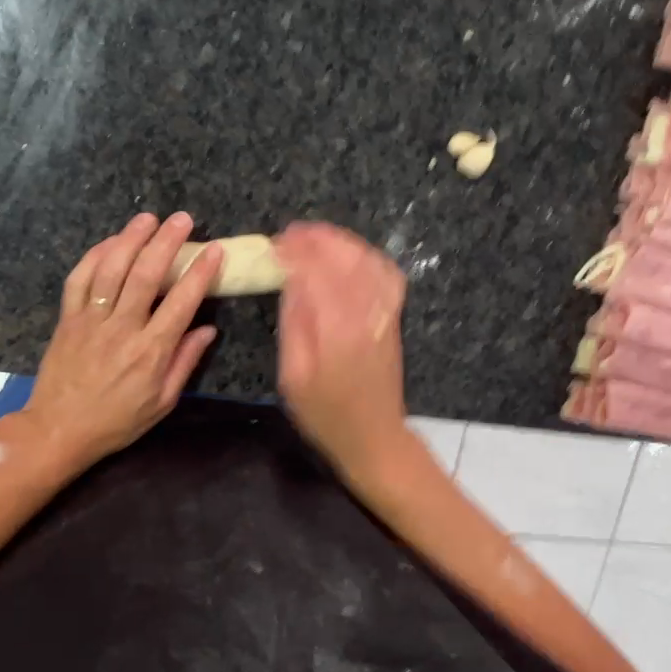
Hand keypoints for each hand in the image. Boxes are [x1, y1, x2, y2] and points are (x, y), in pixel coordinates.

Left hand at [18, 212, 223, 470]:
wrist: (59, 430)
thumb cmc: (117, 422)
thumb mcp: (162, 402)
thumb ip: (185, 363)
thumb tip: (208, 330)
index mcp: (151, 351)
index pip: (182, 302)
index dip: (200, 273)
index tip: (214, 250)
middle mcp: (122, 328)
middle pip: (147, 274)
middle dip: (167, 242)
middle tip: (182, 219)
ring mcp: (91, 320)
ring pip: (112, 268)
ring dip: (131, 239)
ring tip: (148, 218)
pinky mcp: (68, 318)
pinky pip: (80, 278)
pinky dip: (95, 255)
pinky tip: (111, 241)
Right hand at [274, 221, 409, 476]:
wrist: (375, 438)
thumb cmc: (326, 415)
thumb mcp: (293, 377)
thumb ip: (294, 325)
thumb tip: (291, 283)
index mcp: (337, 327)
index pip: (317, 272)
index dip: (297, 251)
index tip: (277, 243)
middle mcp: (367, 313)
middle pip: (346, 259)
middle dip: (319, 239)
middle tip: (292, 233)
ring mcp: (385, 314)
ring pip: (368, 262)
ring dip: (342, 243)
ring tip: (316, 237)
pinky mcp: (393, 319)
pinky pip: (387, 276)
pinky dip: (367, 258)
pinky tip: (350, 255)